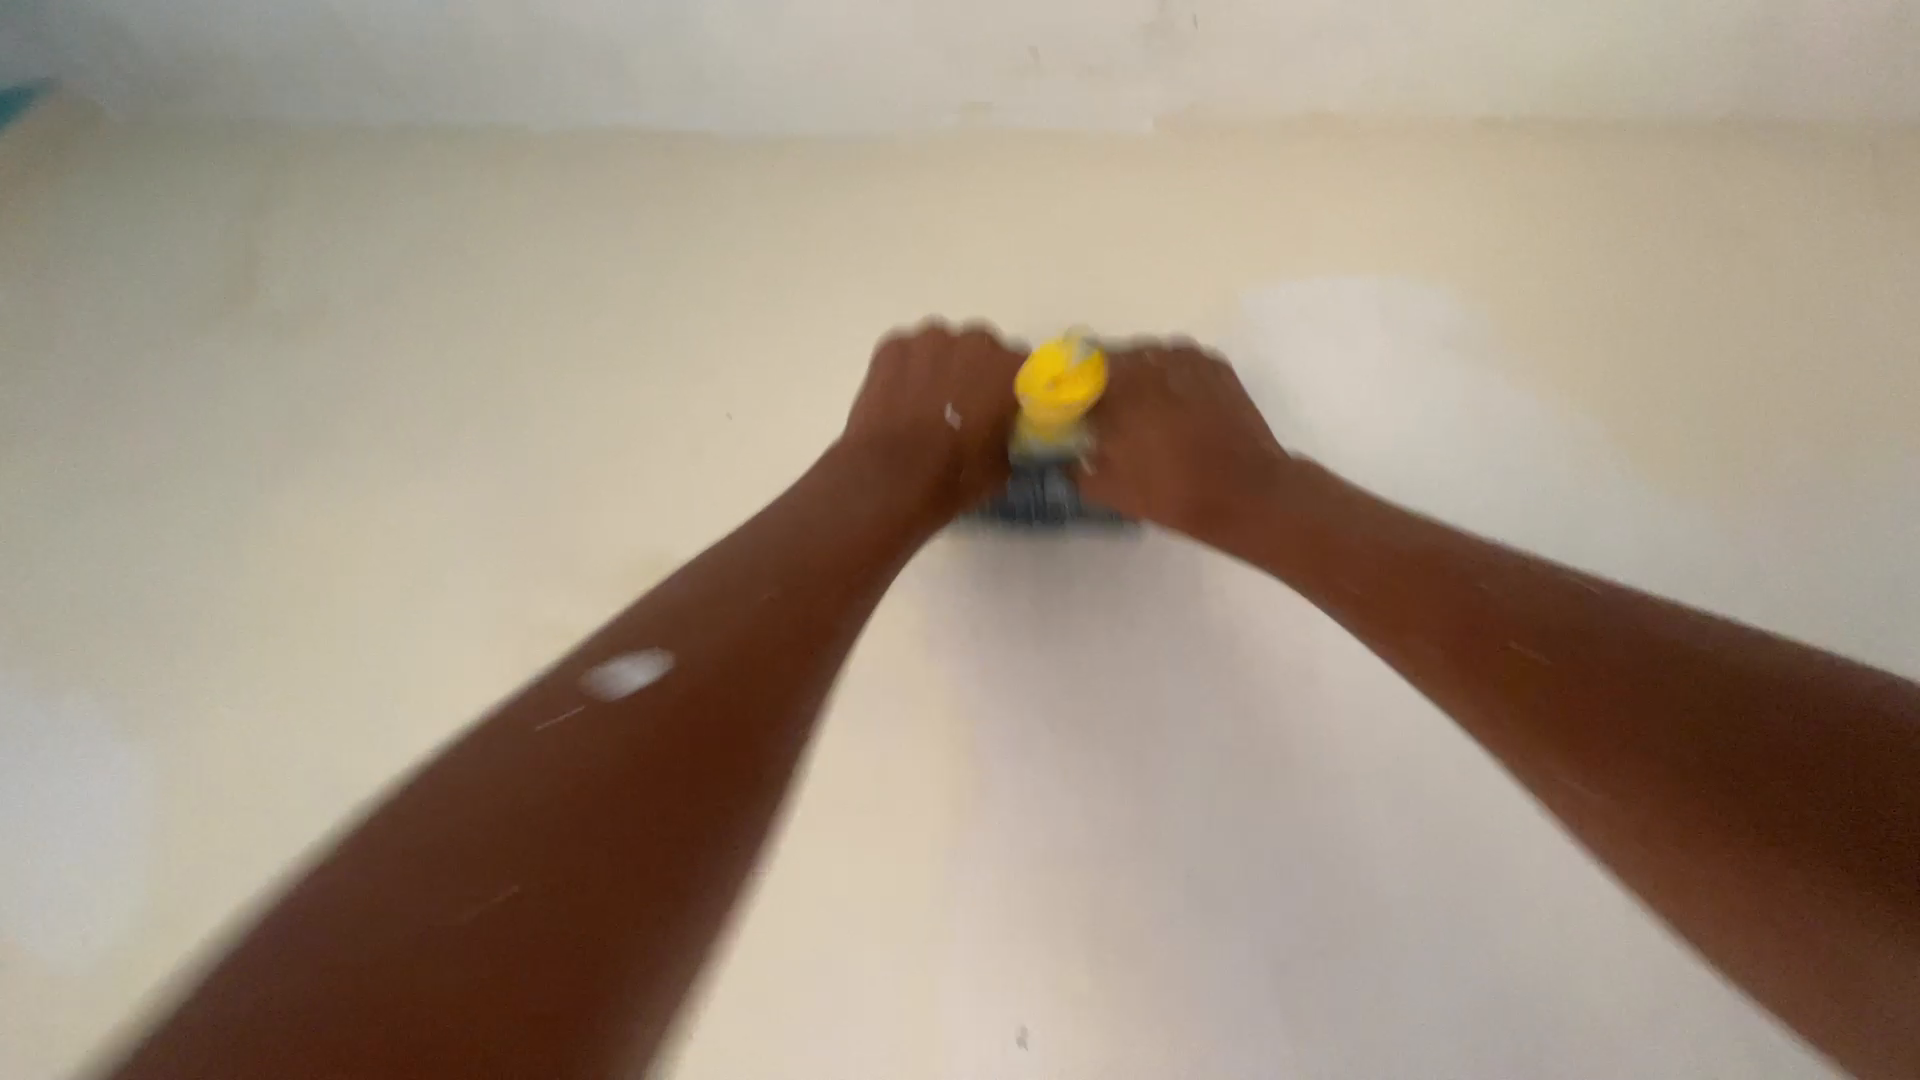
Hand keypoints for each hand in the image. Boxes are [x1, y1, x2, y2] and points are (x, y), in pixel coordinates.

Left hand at [842, 320, 1026, 518]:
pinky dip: (907, 369)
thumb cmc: (952, 477)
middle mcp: (974, 342)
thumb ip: (1008, 434)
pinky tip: (899, 397)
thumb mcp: (1000, 466)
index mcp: (1009, 369)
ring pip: (942, 346)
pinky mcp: (892, 346)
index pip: (1023, 368)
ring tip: (926, 402)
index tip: (1001, 409)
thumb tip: (1001, 431)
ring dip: (940, 366)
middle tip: (963, 406)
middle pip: (982, 349)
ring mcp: (929, 340)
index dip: (1011, 389)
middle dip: (975, 372)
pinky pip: (908, 352)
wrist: (888, 479)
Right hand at [1075, 339, 1295, 538]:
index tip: (1070, 411)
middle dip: (1104, 383)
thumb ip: (1076, 467)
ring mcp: (1187, 358)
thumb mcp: (1109, 489)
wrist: (1246, 493)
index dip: (1069, 389)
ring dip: (1138, 380)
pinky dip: (1169, 381)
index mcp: (1117, 383)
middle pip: (1112, 359)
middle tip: (1104, 417)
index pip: (1075, 370)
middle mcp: (1151, 358)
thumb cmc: (1171, 490)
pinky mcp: (1215, 367)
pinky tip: (1173, 411)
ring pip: (1148, 359)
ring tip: (1142, 415)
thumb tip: (1069, 456)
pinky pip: (1178, 365)